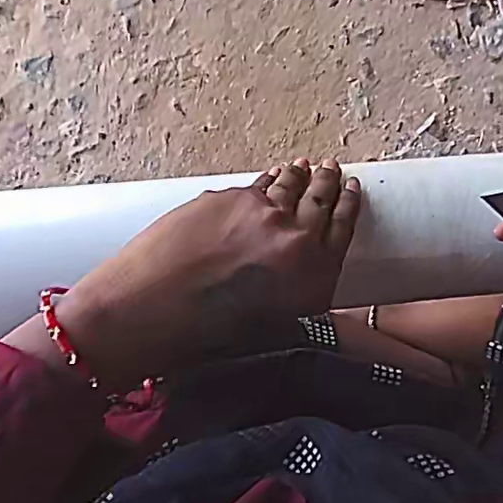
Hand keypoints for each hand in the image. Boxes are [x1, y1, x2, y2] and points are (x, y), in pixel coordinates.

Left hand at [6, 157, 361, 389]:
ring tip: (303, 166)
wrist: (149, 311)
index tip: (352, 190)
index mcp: (313, 278)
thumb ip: (295, 292)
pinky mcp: (226, 199)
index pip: (342, 230)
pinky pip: (255, 187)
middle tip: (331, 168)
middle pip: (319, 200)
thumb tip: (295, 270)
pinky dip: (265, 182)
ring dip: (298, 175)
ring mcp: (260, 214)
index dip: (348, 206)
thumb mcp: (272, 327)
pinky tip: (266, 179)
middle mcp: (295, 240)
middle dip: (328, 181)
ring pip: (287, 186)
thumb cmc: (205, 335)